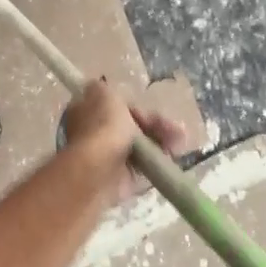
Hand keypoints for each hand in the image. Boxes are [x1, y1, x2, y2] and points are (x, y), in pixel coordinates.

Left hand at [61, 80, 187, 199]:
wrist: (99, 170)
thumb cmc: (101, 127)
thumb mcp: (103, 95)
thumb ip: (103, 89)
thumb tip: (98, 86)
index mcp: (85, 113)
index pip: (114, 106)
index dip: (133, 107)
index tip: (144, 109)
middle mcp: (95, 135)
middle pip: (132, 126)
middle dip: (155, 124)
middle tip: (174, 128)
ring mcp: (109, 158)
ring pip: (142, 146)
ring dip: (163, 141)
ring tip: (179, 141)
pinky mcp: (124, 179)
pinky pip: (146, 166)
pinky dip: (161, 160)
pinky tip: (174, 155)